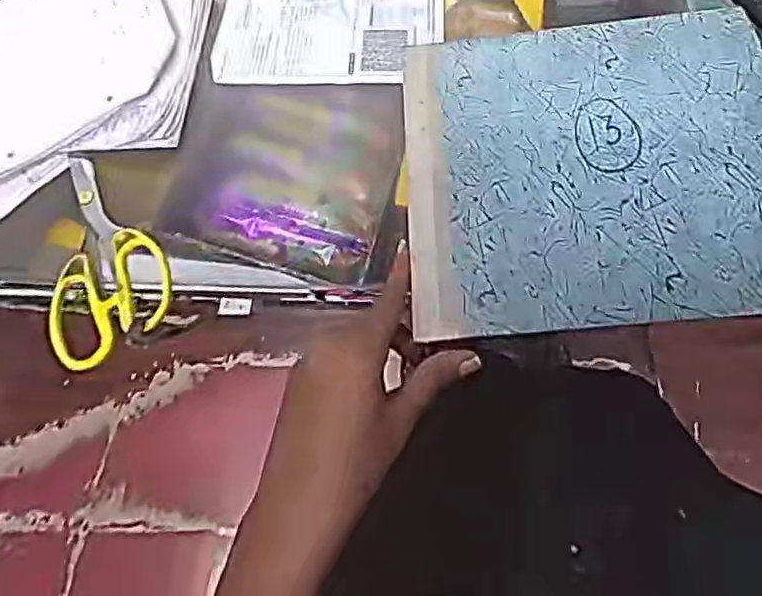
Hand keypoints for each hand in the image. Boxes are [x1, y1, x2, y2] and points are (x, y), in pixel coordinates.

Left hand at [218, 252, 479, 595]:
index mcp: (356, 347)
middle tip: (427, 355)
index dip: (402, 275)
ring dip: (380, 344)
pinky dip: (356, 356)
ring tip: (402, 379)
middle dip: (402, 330)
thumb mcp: (400, 419)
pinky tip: (370, 389)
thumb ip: (432, 378)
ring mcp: (310, 357)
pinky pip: (334, 349)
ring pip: (354, 334)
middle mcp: (329, 342)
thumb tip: (466, 358)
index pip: (388, 299)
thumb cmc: (351, 467)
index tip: (409, 251)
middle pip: (374, 319)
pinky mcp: (300, 374)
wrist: (295, 510)